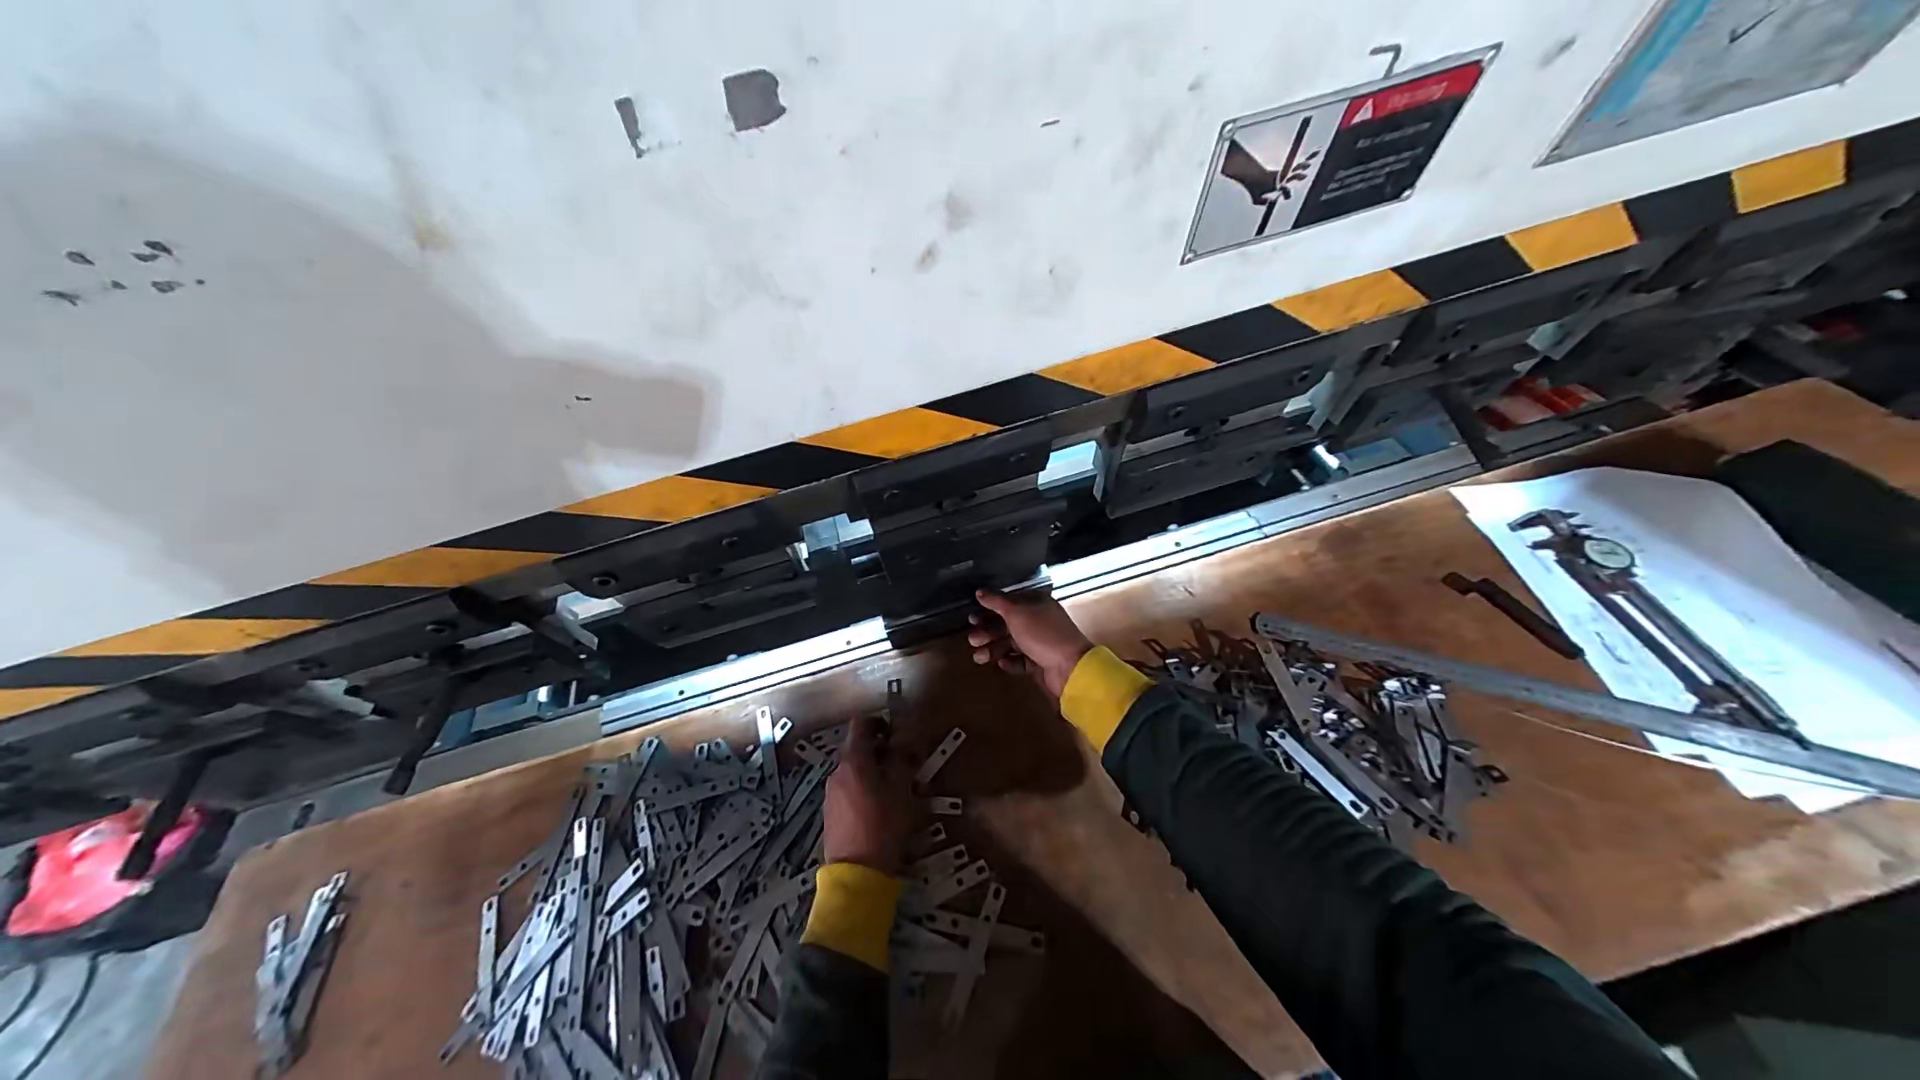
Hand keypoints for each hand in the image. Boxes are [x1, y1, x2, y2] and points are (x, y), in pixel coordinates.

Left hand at [822, 714, 914, 874]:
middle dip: (880, 751)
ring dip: (873, 772)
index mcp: (854, 760)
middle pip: (858, 748)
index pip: (861, 724)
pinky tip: (879, 808)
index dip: (879, 722)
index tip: (894, 732)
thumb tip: (903, 744)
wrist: (858, 871)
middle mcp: (838, 772)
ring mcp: (831, 793)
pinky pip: (848, 790)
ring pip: (854, 770)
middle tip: (902, 763)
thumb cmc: (884, 825)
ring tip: (894, 789)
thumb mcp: (902, 789)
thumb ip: (902, 760)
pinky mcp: (830, 812)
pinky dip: (864, 789)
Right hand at [968, 589, 1093, 700]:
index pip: (1008, 602)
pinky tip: (1002, 663)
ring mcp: (1040, 641)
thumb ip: (997, 602)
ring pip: (1011, 642)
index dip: (989, 609)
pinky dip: (1010, 661)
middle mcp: (1038, 620)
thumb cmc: (1042, 634)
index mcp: (1035, 603)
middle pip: (1007, 624)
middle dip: (988, 632)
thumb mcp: (1016, 613)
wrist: (1069, 667)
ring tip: (979, 657)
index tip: (972, 618)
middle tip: (972, 640)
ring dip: (994, 648)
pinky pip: (1020, 659)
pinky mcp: (1040, 661)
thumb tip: (980, 591)